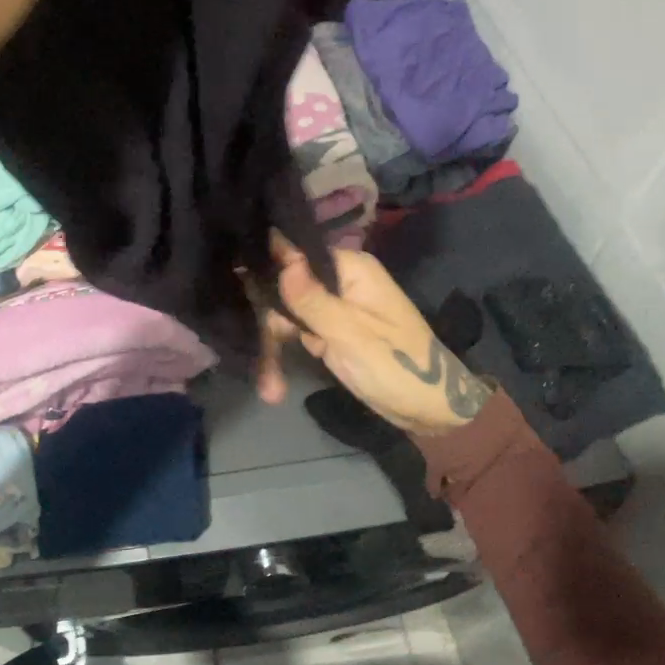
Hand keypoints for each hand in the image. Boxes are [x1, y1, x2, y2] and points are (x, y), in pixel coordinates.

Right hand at [258, 238, 496, 437]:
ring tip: (269, 390)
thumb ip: (311, 297)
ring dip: (274, 347)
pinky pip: (297, 334)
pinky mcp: (330, 332)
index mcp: (351, 269)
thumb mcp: (350, 334)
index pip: (297, 252)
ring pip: (286, 314)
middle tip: (254, 355)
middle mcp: (340, 281)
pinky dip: (285, 356)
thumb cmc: (396, 366)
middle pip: (286, 288)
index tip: (233, 281)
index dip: (266, 266)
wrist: (431, 412)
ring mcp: (334, 307)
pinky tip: (274, 386)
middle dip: (269, 324)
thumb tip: (282, 259)